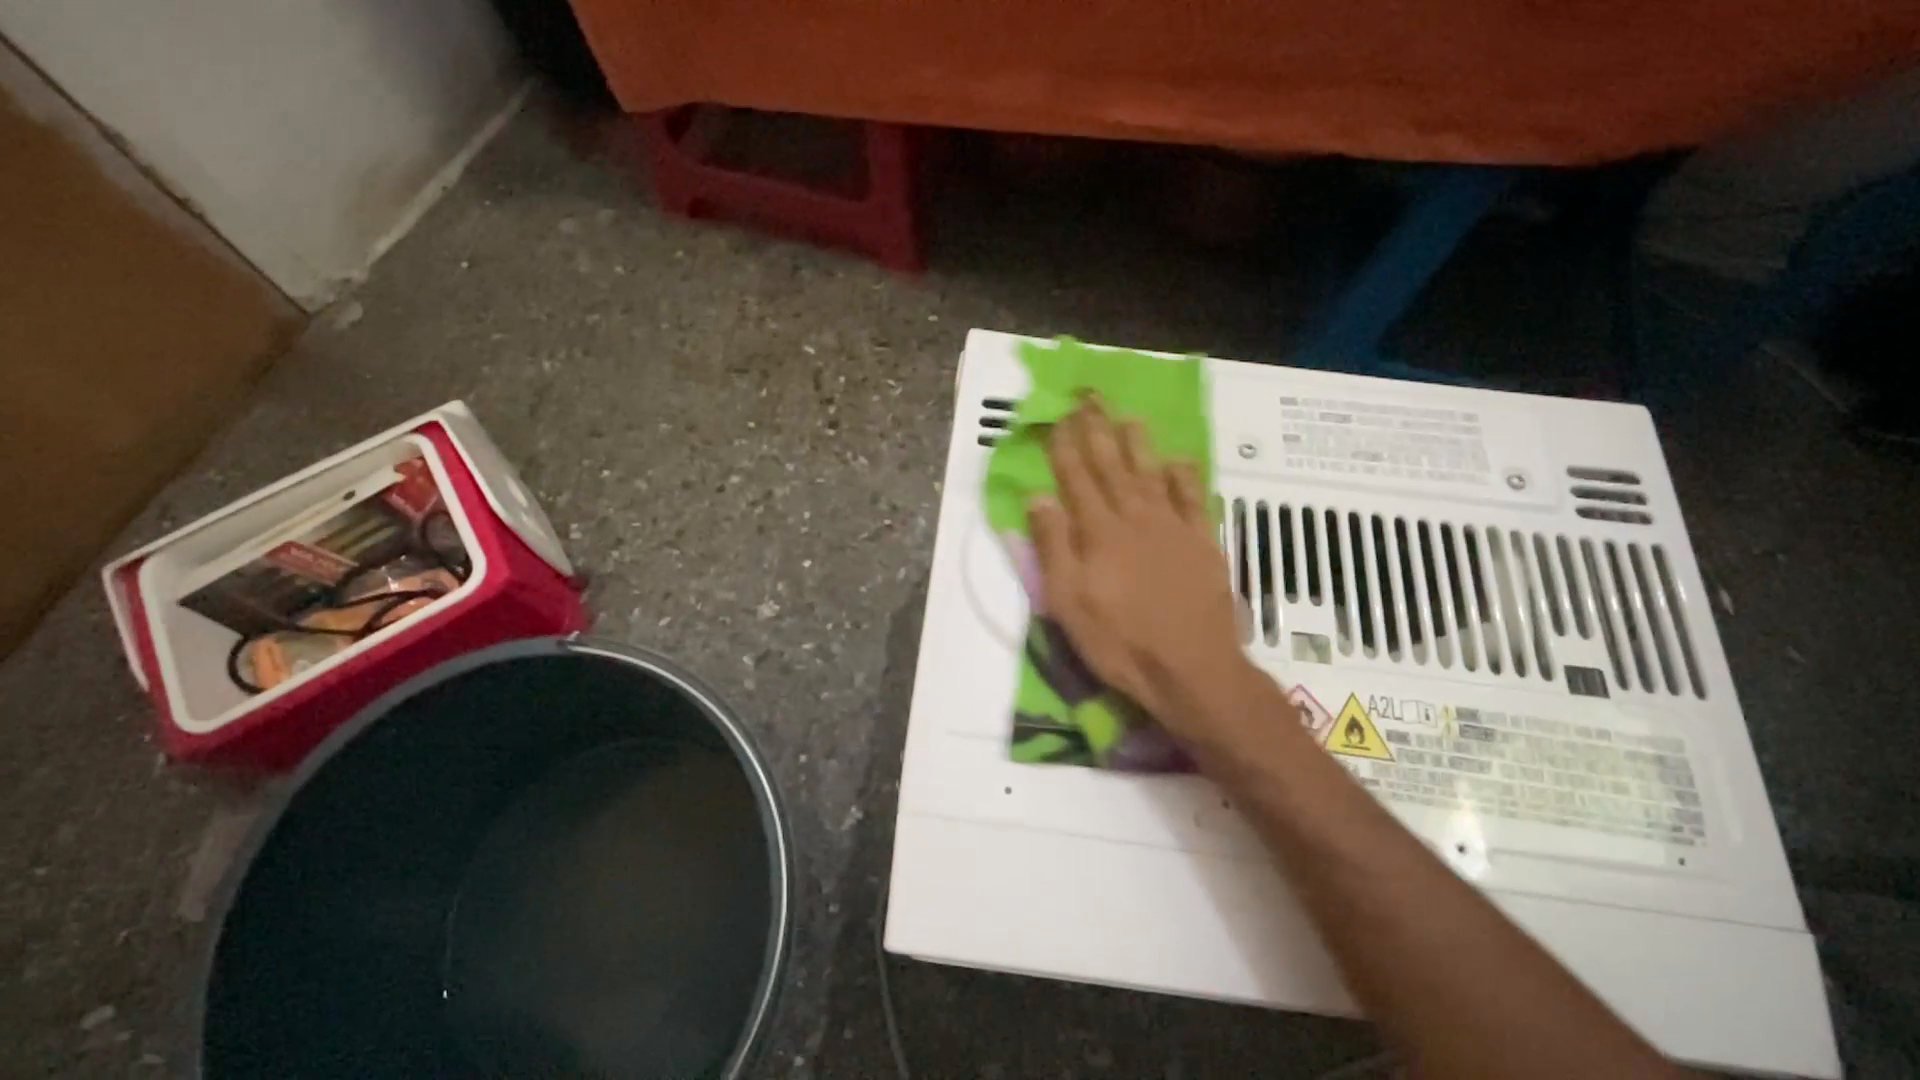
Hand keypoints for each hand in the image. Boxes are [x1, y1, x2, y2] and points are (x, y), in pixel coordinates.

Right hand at [1028, 400, 1265, 745]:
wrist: (1192, 667)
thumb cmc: (1120, 642)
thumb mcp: (1069, 602)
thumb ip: (1054, 546)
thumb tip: (1038, 497)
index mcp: (1098, 532)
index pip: (1077, 479)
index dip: (1065, 447)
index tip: (1057, 418)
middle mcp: (1135, 518)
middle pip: (1113, 467)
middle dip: (1098, 431)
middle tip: (1089, 399)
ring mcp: (1173, 528)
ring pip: (1151, 473)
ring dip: (1138, 444)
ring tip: (1128, 417)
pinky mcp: (1204, 542)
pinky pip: (1193, 497)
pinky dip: (1185, 475)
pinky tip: (1179, 459)